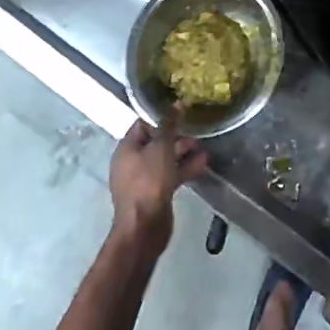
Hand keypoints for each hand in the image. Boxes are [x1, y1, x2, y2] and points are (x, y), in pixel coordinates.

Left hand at [109, 110, 208, 255]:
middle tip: (196, 130)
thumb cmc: (149, 181)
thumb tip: (176, 103)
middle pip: (155, 141)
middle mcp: (132, 162)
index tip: (182, 111)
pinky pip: (170, 175)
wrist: (144, 227)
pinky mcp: (155, 194)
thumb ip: (169, 125)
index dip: (162, 116)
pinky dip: (184, 169)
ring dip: (183, 153)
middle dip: (176, 136)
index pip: (143, 124)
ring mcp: (143, 179)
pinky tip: (203, 164)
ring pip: (165, 159)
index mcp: (127, 148)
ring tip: (203, 146)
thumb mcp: (161, 147)